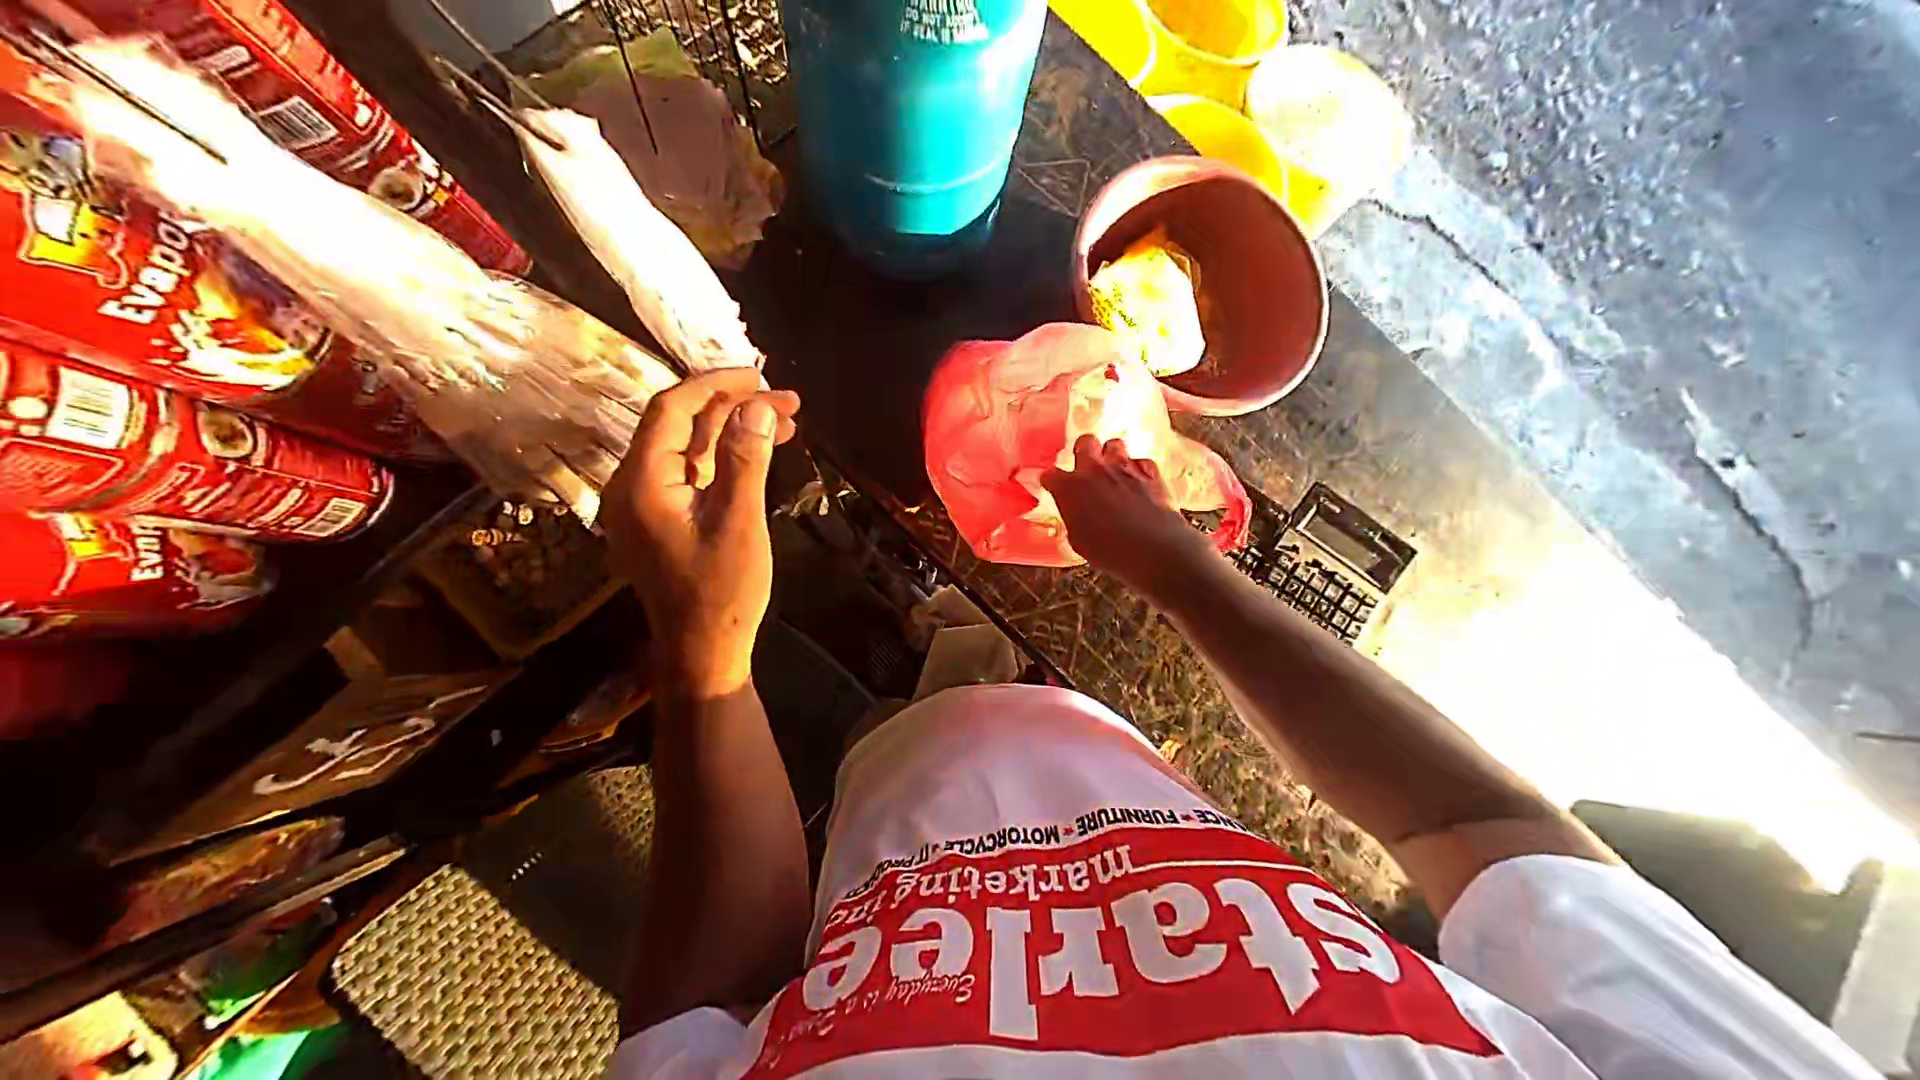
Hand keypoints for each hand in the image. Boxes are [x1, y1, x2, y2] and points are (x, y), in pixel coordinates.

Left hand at [600, 369, 799, 697]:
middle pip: (680, 426)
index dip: (714, 385)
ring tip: (786, 422)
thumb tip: (759, 408)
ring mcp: (647, 505)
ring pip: (689, 450)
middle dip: (734, 407)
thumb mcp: (740, 521)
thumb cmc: (722, 591)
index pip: (670, 410)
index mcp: (642, 483)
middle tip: (787, 402)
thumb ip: (745, 459)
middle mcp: (634, 487)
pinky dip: (725, 459)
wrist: (704, 651)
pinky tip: (759, 452)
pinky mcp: (664, 521)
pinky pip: (692, 475)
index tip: (760, 377)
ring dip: (734, 432)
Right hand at [1041, 434, 1211, 587]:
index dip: (1052, 481)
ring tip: (1113, 471)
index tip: (1055, 488)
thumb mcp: (1078, 540)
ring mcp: (1124, 467)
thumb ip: (1074, 518)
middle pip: (1085, 442)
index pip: (1051, 474)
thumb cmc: (1109, 551)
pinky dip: (1138, 470)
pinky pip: (1141, 462)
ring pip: (1114, 444)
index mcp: (1070, 487)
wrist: (1152, 548)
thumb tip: (1077, 514)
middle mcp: (1095, 469)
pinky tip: (1139, 484)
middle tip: (1086, 468)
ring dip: (1111, 455)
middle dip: (1084, 451)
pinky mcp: (1150, 471)